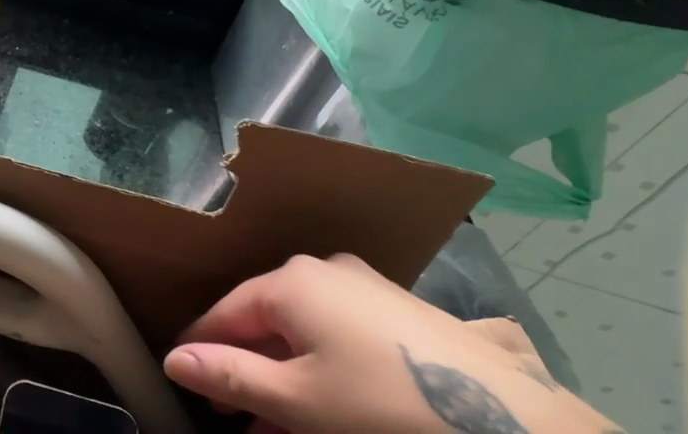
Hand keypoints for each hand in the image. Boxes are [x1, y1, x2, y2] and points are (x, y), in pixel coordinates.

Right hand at [163, 254, 620, 433]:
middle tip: (236, 419)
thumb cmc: (384, 405)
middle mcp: (322, 269)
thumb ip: (231, 377)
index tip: (187, 387)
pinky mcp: (402, 309)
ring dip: (287, 376)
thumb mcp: (299, 401)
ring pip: (306, 330)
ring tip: (281, 425)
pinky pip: (342, 333)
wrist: (515, 421)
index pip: (223, 313)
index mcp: (289, 281)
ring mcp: (366, 285)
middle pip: (266, 320)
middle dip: (249, 371)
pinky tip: (330, 406)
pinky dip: (324, 368)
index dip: (201, 351)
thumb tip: (173, 359)